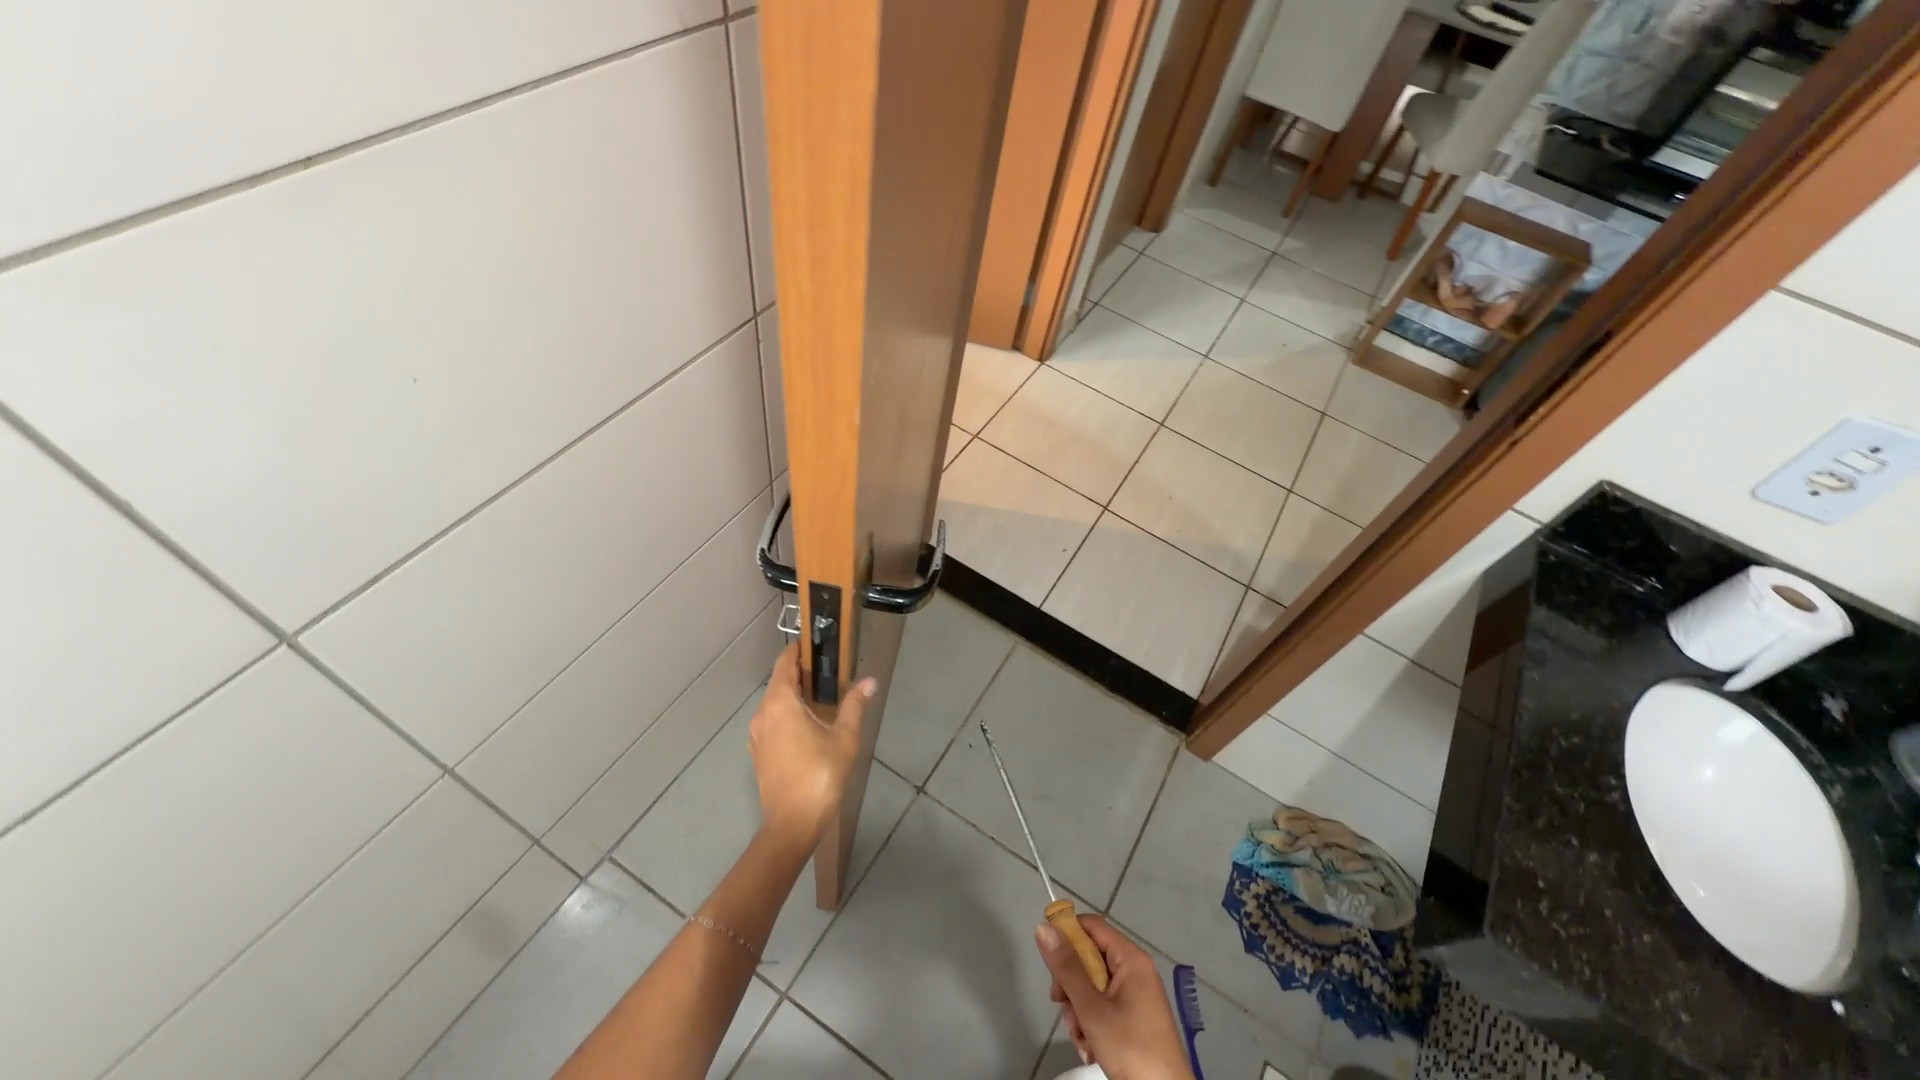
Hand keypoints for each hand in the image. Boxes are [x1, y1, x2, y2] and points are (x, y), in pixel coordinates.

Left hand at [749, 644, 876, 849]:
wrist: (793, 823)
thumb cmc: (820, 775)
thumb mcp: (844, 738)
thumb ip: (854, 705)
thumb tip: (870, 681)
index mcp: (780, 703)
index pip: (784, 663)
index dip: (798, 650)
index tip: (816, 643)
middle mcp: (763, 714)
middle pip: (779, 682)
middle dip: (801, 673)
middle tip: (828, 669)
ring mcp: (757, 735)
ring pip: (774, 703)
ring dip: (795, 695)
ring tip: (822, 696)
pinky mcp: (759, 752)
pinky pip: (772, 722)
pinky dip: (788, 714)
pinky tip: (809, 725)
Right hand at [1036, 915, 1193, 1079]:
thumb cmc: (1130, 1046)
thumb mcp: (1091, 1008)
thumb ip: (1066, 968)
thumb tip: (1043, 927)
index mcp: (1130, 959)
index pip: (1091, 926)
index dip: (1066, 934)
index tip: (1046, 957)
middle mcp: (1134, 971)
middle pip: (1088, 959)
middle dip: (1070, 985)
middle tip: (1061, 1003)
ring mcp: (1134, 996)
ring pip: (1091, 988)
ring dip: (1078, 1012)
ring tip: (1082, 1038)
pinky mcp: (1133, 1019)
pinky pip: (1102, 1008)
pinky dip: (1091, 1026)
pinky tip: (1091, 1048)